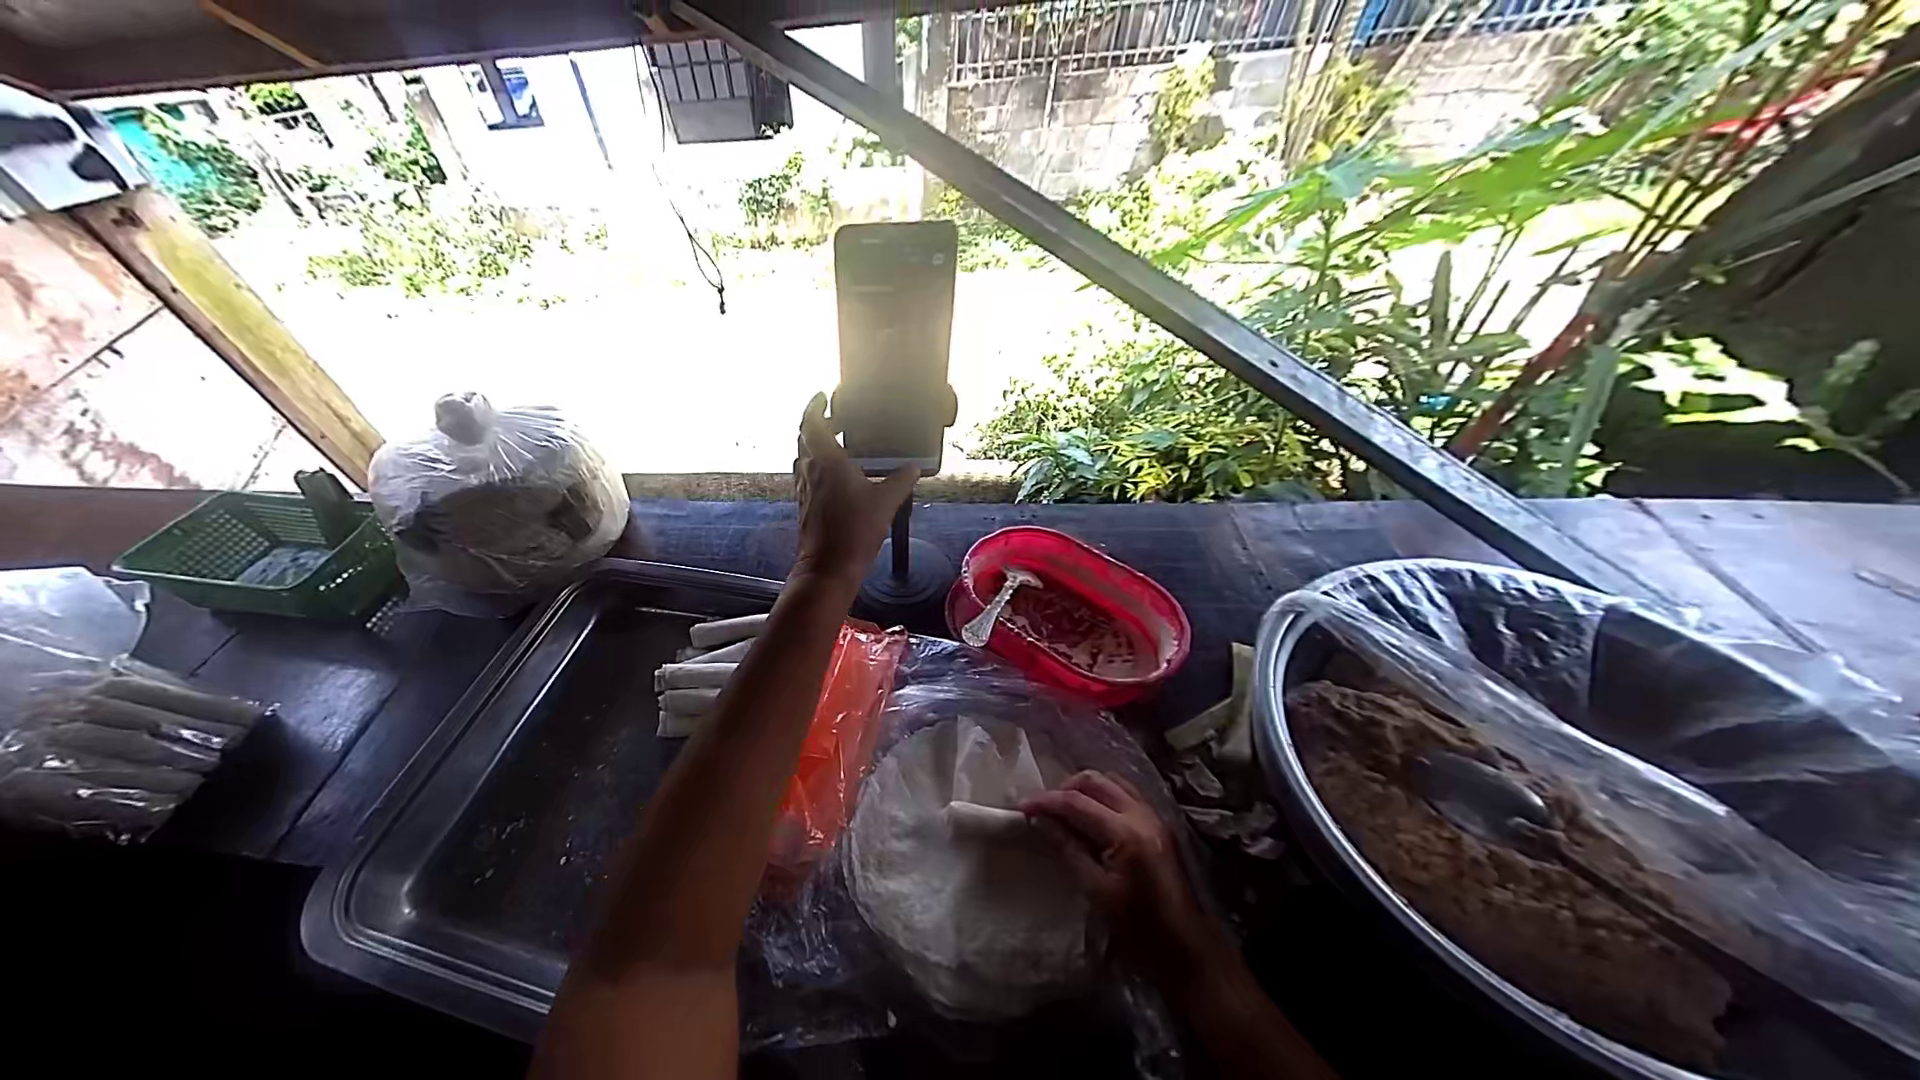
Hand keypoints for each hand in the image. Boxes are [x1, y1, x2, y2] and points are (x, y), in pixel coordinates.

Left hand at [792, 393, 918, 585]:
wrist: (828, 566)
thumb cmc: (855, 531)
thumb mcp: (887, 502)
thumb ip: (901, 480)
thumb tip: (913, 468)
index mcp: (826, 462)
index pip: (811, 422)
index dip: (815, 405)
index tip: (823, 396)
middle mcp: (809, 471)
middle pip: (803, 437)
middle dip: (816, 423)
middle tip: (835, 420)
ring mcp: (804, 488)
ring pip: (803, 456)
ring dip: (813, 445)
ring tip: (836, 445)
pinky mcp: (805, 505)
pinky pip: (807, 476)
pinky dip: (816, 467)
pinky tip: (835, 477)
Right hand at [1022, 770, 1228, 985]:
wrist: (1188, 949)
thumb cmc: (1140, 930)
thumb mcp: (1096, 892)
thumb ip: (1068, 849)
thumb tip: (1041, 821)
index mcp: (1126, 832)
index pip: (1076, 802)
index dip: (1046, 801)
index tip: (1022, 806)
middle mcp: (1142, 814)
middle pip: (1095, 781)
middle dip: (1064, 788)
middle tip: (1043, 808)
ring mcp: (1154, 816)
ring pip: (1112, 782)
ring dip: (1084, 790)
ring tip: (1062, 810)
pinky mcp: (1159, 824)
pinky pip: (1125, 793)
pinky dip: (1103, 796)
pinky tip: (1089, 816)